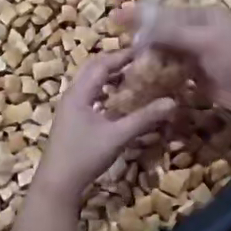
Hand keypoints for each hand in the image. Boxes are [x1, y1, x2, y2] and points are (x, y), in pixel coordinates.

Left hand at [32, 50, 174, 203]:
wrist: (58, 180)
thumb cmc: (85, 155)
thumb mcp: (117, 136)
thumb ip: (144, 118)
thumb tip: (172, 102)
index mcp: (79, 92)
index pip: (102, 64)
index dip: (122, 55)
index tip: (145, 50)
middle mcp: (71, 94)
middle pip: (93, 69)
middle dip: (115, 62)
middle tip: (140, 60)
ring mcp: (69, 106)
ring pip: (90, 82)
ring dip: (109, 76)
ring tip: (133, 75)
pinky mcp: (71, 118)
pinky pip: (89, 95)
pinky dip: (104, 91)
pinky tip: (118, 99)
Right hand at [119, 4, 230, 116]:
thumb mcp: (203, 40)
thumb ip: (170, 31)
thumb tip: (138, 28)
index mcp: (204, 15)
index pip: (165, 10)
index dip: (140, 13)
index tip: (115, 16)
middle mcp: (200, 29)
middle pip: (164, 28)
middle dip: (142, 33)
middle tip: (117, 37)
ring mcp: (198, 51)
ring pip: (166, 48)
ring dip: (149, 52)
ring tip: (127, 57)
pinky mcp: (196, 71)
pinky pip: (171, 66)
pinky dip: (158, 68)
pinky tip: (143, 72)